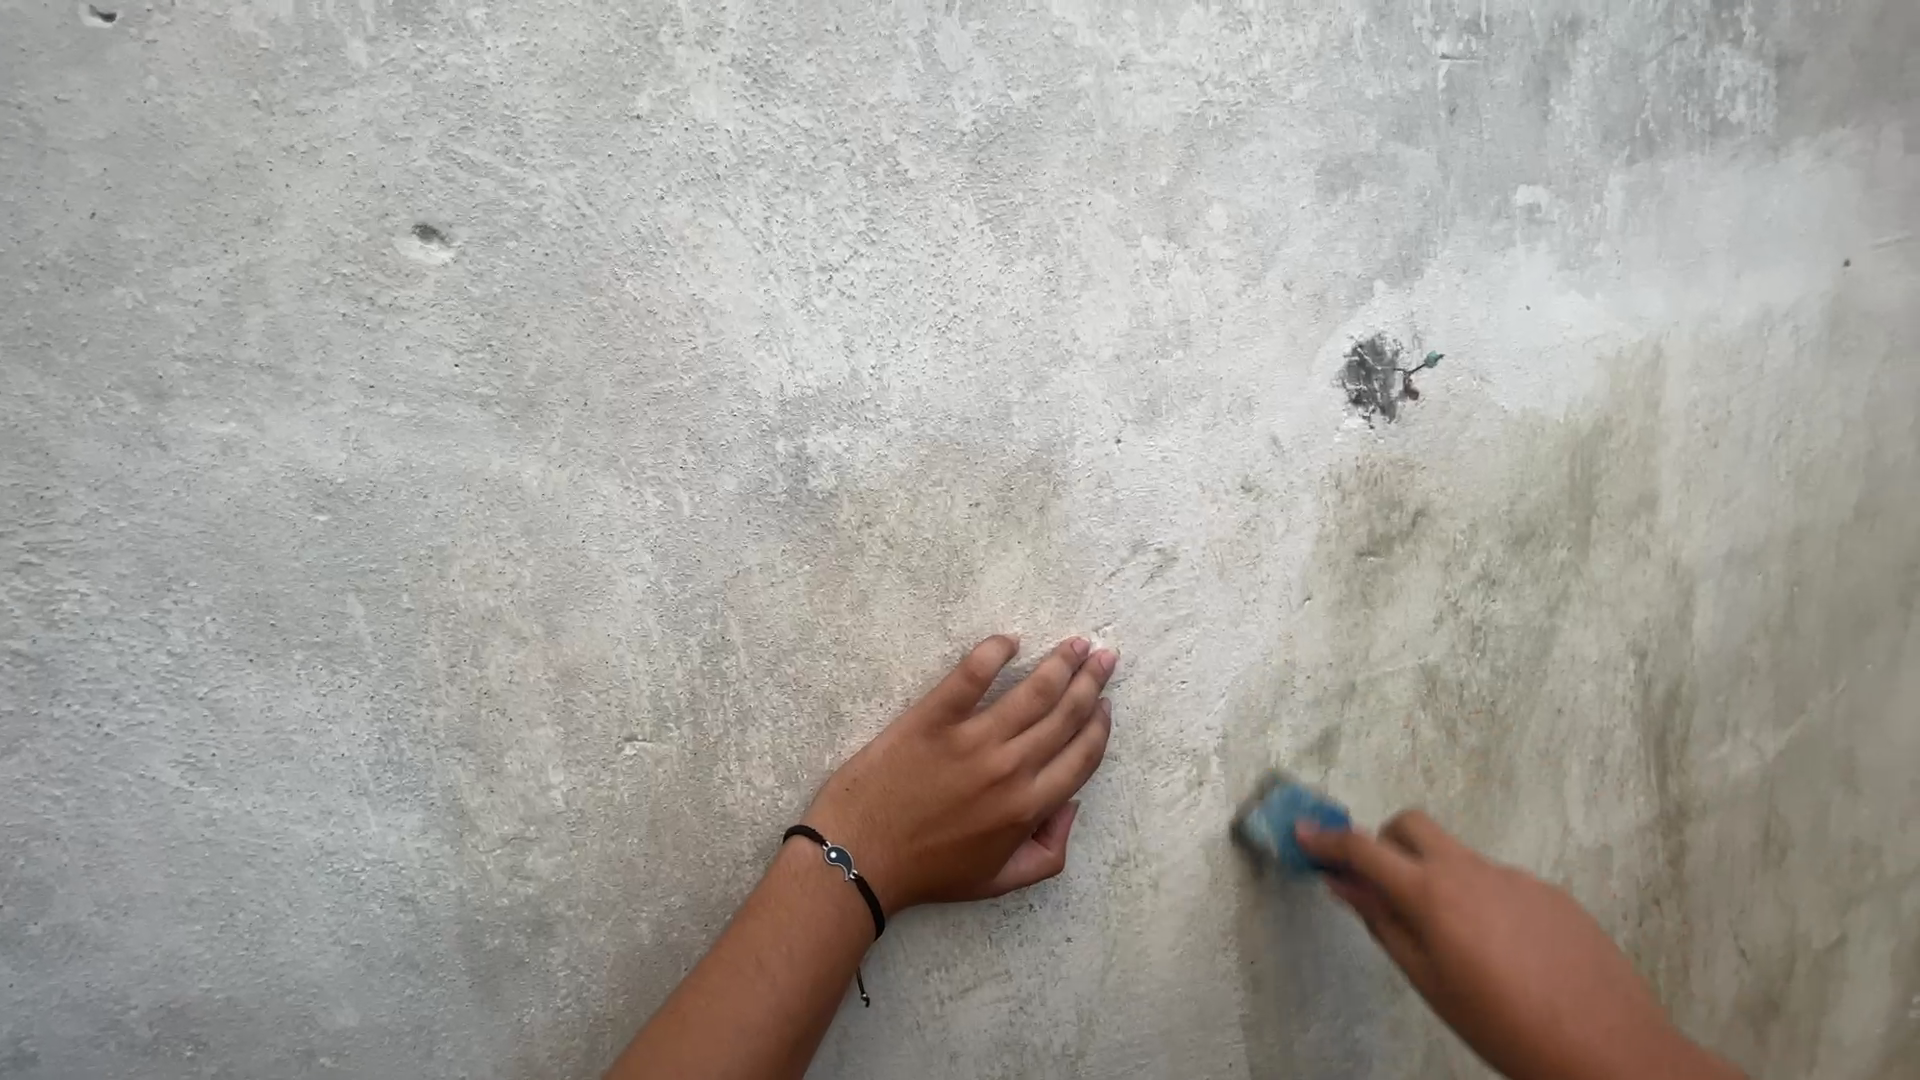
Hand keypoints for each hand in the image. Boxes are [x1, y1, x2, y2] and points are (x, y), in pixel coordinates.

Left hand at [802, 635, 1116, 914]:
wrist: (860, 857)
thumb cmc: (927, 871)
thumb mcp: (998, 882)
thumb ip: (1048, 853)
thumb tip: (1072, 806)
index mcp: (1029, 808)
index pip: (1082, 756)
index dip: (1100, 725)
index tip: (1105, 702)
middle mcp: (1011, 769)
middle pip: (1066, 715)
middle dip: (1092, 680)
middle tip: (1104, 655)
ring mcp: (973, 740)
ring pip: (1033, 691)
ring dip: (1061, 662)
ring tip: (1076, 643)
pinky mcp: (934, 718)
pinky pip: (972, 674)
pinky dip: (994, 651)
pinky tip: (1009, 640)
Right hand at [1298, 813, 1744, 1079]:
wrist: (1617, 1055)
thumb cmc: (1504, 1027)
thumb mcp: (1429, 981)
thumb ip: (1382, 923)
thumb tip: (1342, 883)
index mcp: (1432, 894)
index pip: (1364, 849)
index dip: (1327, 839)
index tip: (1302, 832)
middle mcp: (1470, 871)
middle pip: (1411, 824)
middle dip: (1387, 841)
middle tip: (1388, 885)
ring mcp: (1516, 878)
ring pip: (1457, 857)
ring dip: (1439, 878)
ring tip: (1463, 943)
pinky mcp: (1553, 894)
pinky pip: (1500, 883)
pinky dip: (1483, 901)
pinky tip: (1509, 954)